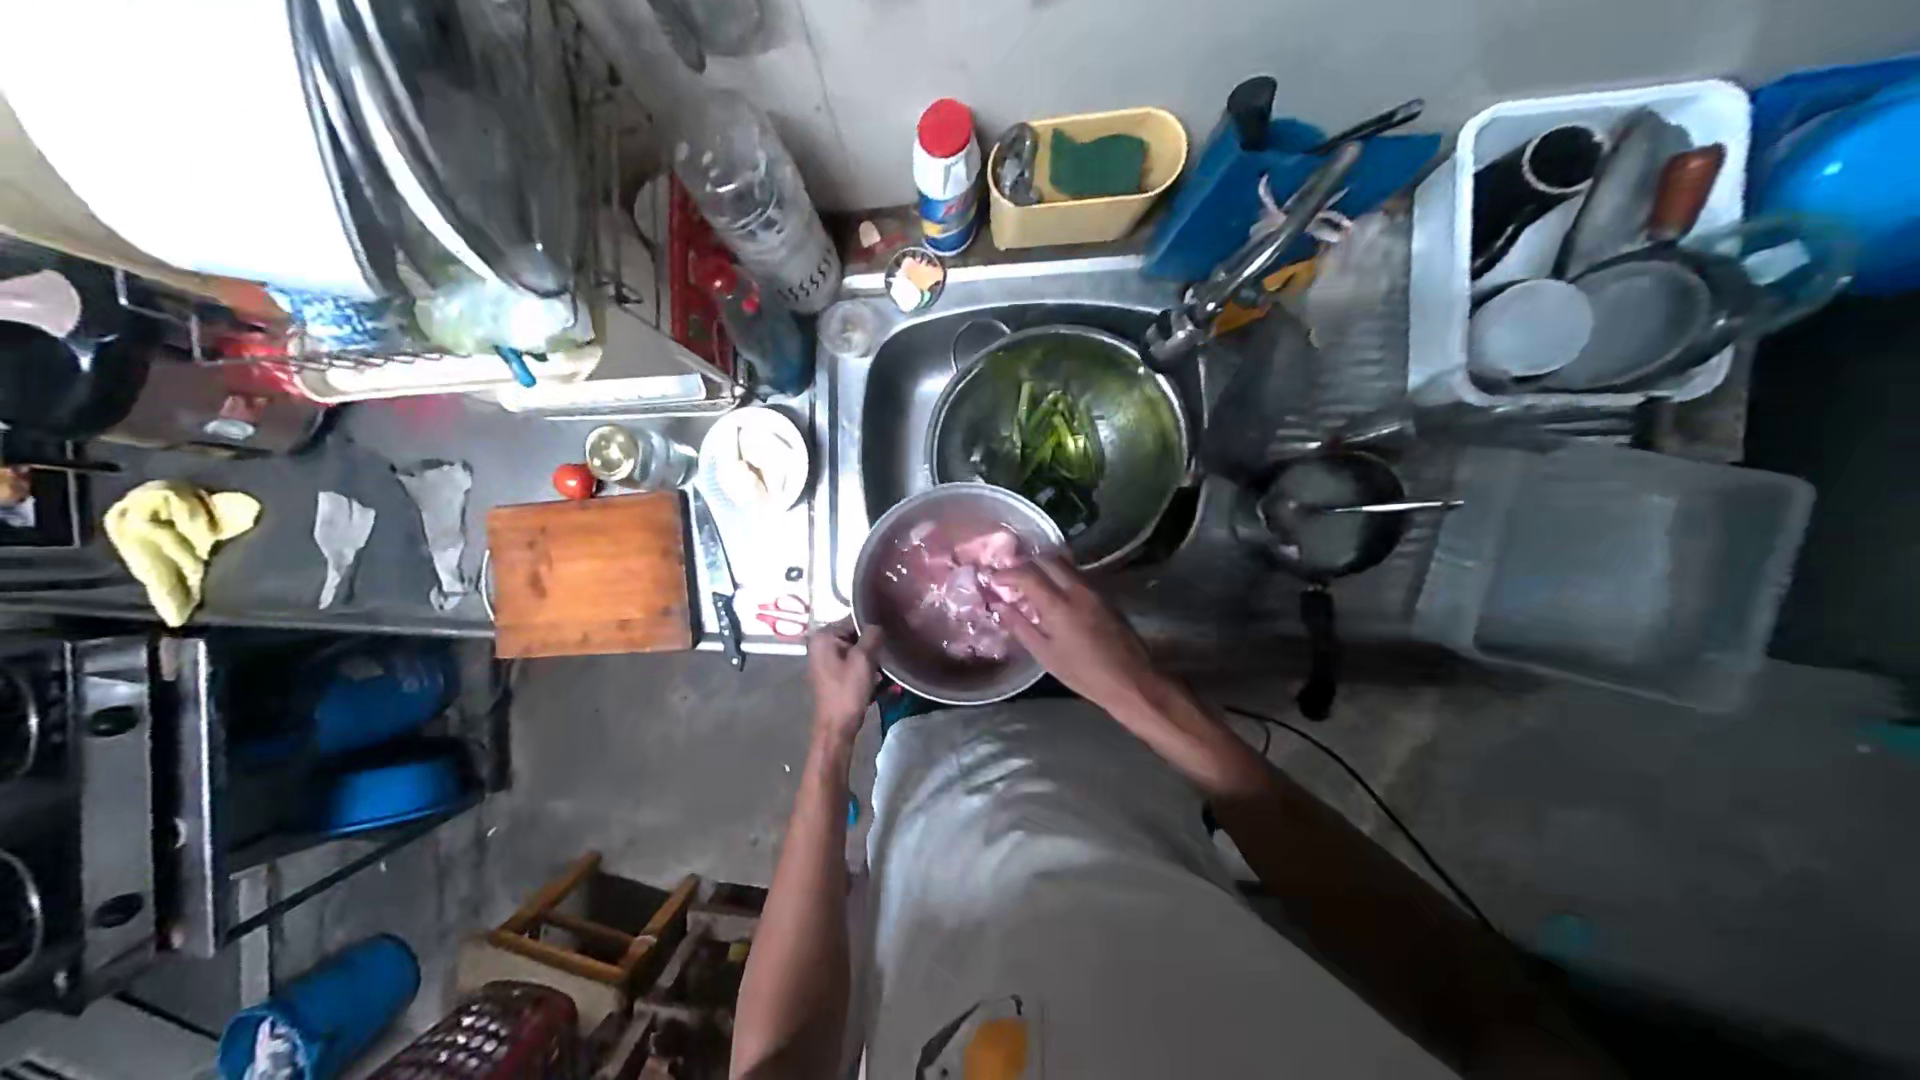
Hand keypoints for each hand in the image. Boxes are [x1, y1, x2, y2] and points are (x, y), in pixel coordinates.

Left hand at [806, 619, 882, 746]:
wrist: (837, 726)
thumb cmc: (848, 691)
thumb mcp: (864, 659)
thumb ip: (872, 635)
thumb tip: (878, 625)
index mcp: (824, 636)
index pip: (855, 621)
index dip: (873, 630)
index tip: (890, 639)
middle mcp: (821, 644)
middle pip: (856, 636)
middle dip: (874, 648)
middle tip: (889, 658)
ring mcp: (825, 659)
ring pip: (858, 651)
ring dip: (873, 661)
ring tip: (886, 672)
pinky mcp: (833, 673)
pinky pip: (854, 664)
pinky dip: (867, 671)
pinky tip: (880, 681)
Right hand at [985, 554, 1163, 714]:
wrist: (1130, 679)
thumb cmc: (1083, 673)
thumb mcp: (1045, 654)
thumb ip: (1020, 626)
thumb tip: (1000, 606)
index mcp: (1059, 605)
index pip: (1027, 574)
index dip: (1006, 574)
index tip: (994, 580)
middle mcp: (1077, 588)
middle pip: (1047, 559)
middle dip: (1025, 563)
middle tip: (1010, 576)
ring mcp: (1094, 589)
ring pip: (1064, 563)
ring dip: (1043, 566)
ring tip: (1030, 582)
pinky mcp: (1104, 594)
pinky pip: (1076, 574)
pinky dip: (1059, 575)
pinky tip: (1053, 592)